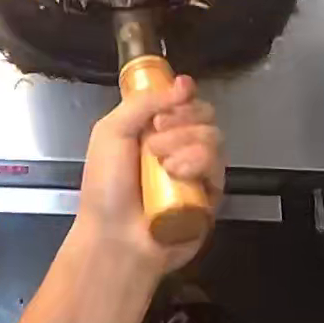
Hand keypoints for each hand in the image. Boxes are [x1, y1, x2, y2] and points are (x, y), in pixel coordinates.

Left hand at [75, 74, 223, 274]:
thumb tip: (182, 85)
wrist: (115, 237)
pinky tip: (178, 174)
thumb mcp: (110, 132)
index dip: (182, 93)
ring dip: (186, 142)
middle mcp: (176, 147)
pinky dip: (198, 164)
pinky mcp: (210, 194)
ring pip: (214, 137)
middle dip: (183, 118)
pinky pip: (219, 166)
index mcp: (150, 130)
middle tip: (158, 134)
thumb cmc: (104, 187)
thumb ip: (142, 102)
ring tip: (163, 162)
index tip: (178, 93)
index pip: (180, 100)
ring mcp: (195, 171)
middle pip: (203, 114)